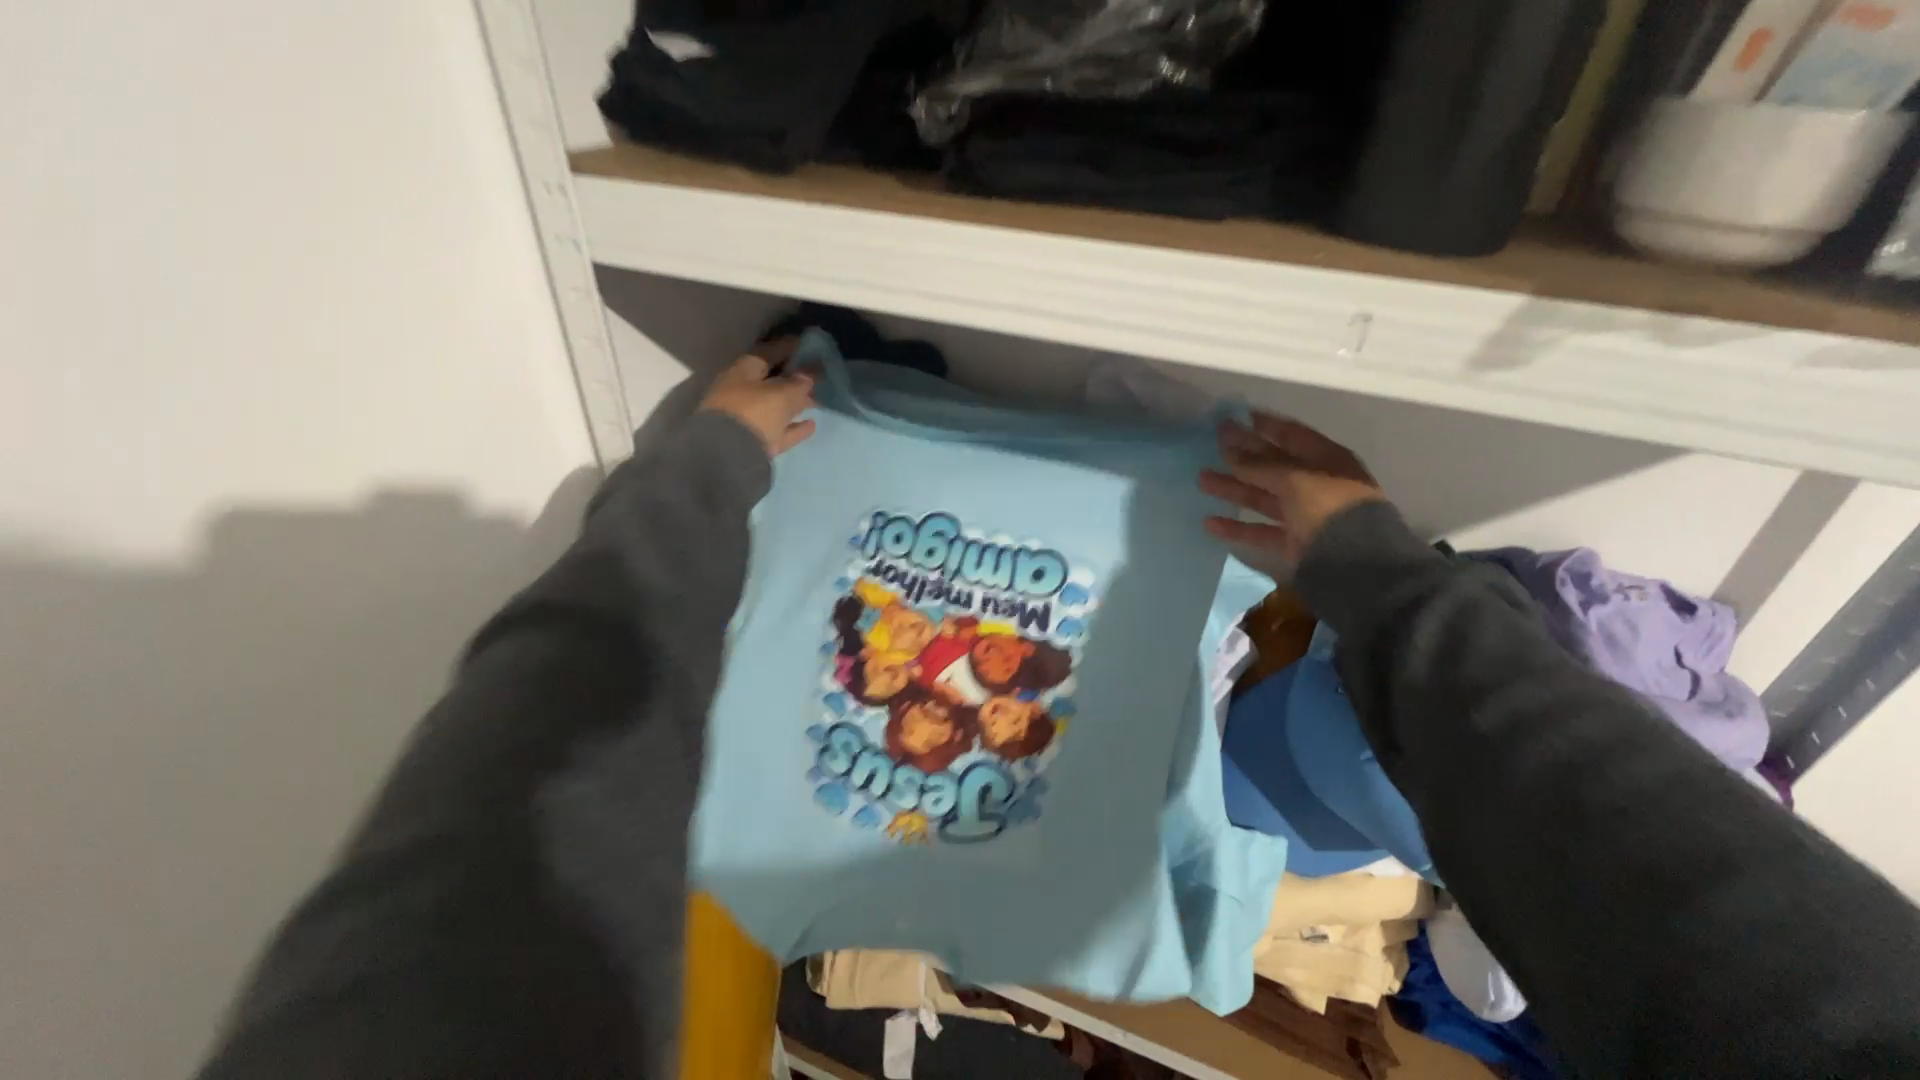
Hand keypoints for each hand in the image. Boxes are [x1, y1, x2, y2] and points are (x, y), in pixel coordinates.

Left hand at [699, 341, 816, 457]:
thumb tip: (808, 375)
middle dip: (793, 378)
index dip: (787, 347)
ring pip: (774, 407)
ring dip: (794, 403)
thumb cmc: (754, 412)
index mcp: (742, 371)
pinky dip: (793, 427)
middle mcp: (741, 392)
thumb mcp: (781, 394)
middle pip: (770, 381)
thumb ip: (798, 383)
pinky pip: (776, 431)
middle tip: (817, 375)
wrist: (727, 456)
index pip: (767, 353)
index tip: (806, 344)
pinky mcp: (752, 443)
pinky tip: (811, 424)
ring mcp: (745, 419)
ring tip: (817, 400)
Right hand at [1198, 412, 1384, 565]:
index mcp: (1327, 460)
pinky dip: (1237, 528)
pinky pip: (1260, 531)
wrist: (1354, 562)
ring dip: (1234, 488)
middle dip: (1244, 455)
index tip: (1237, 417)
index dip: (1265, 426)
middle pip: (1274, 466)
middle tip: (1213, 443)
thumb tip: (1231, 453)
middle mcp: (1316, 484)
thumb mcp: (1296, 479)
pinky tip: (1210, 522)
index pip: (1293, 436)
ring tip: (1202, 478)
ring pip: (1263, 497)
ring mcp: (1304, 516)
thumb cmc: (1330, 507)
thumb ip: (1261, 466)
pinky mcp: (1292, 544)